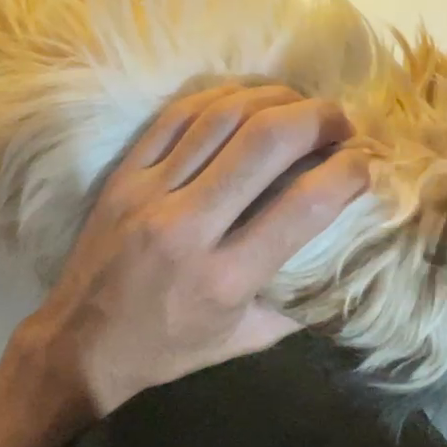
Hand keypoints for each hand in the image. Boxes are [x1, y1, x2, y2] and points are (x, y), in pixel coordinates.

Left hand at [14, 83, 369, 416]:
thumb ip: (295, 307)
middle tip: (339, 121)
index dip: (348, 173)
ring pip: (222, 117)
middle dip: (317, 118)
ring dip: (273, 98)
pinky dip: (218, 98)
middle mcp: (190, 228)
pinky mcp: (123, 176)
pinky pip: (175, 117)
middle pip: (266, 142)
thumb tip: (343, 267)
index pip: (304, 206)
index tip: (365, 164)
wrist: (81, 344)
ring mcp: (150, 194)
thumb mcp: (241, 341)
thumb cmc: (168, 349)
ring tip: (299, 104)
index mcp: (226, 278)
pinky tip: (245, 99)